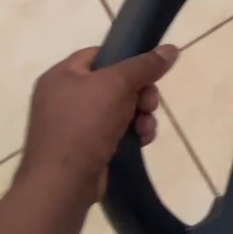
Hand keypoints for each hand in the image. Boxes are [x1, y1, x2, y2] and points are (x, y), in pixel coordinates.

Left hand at [20, 45, 177, 198]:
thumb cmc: (84, 125)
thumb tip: (172, 49)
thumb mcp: (117, 85)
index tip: (148, 70)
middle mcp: (63, 98)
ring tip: (146, 127)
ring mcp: (72, 125)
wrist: (62, 184)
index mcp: (61, 76)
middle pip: (115, 82)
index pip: (99, 54)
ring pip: (120, 107)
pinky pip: (115, 130)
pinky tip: (142, 140)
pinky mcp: (83, 147)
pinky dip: (132, 132)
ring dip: (141, 114)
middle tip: (150, 103)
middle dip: (140, 93)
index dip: (127, 59)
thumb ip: (145, 65)